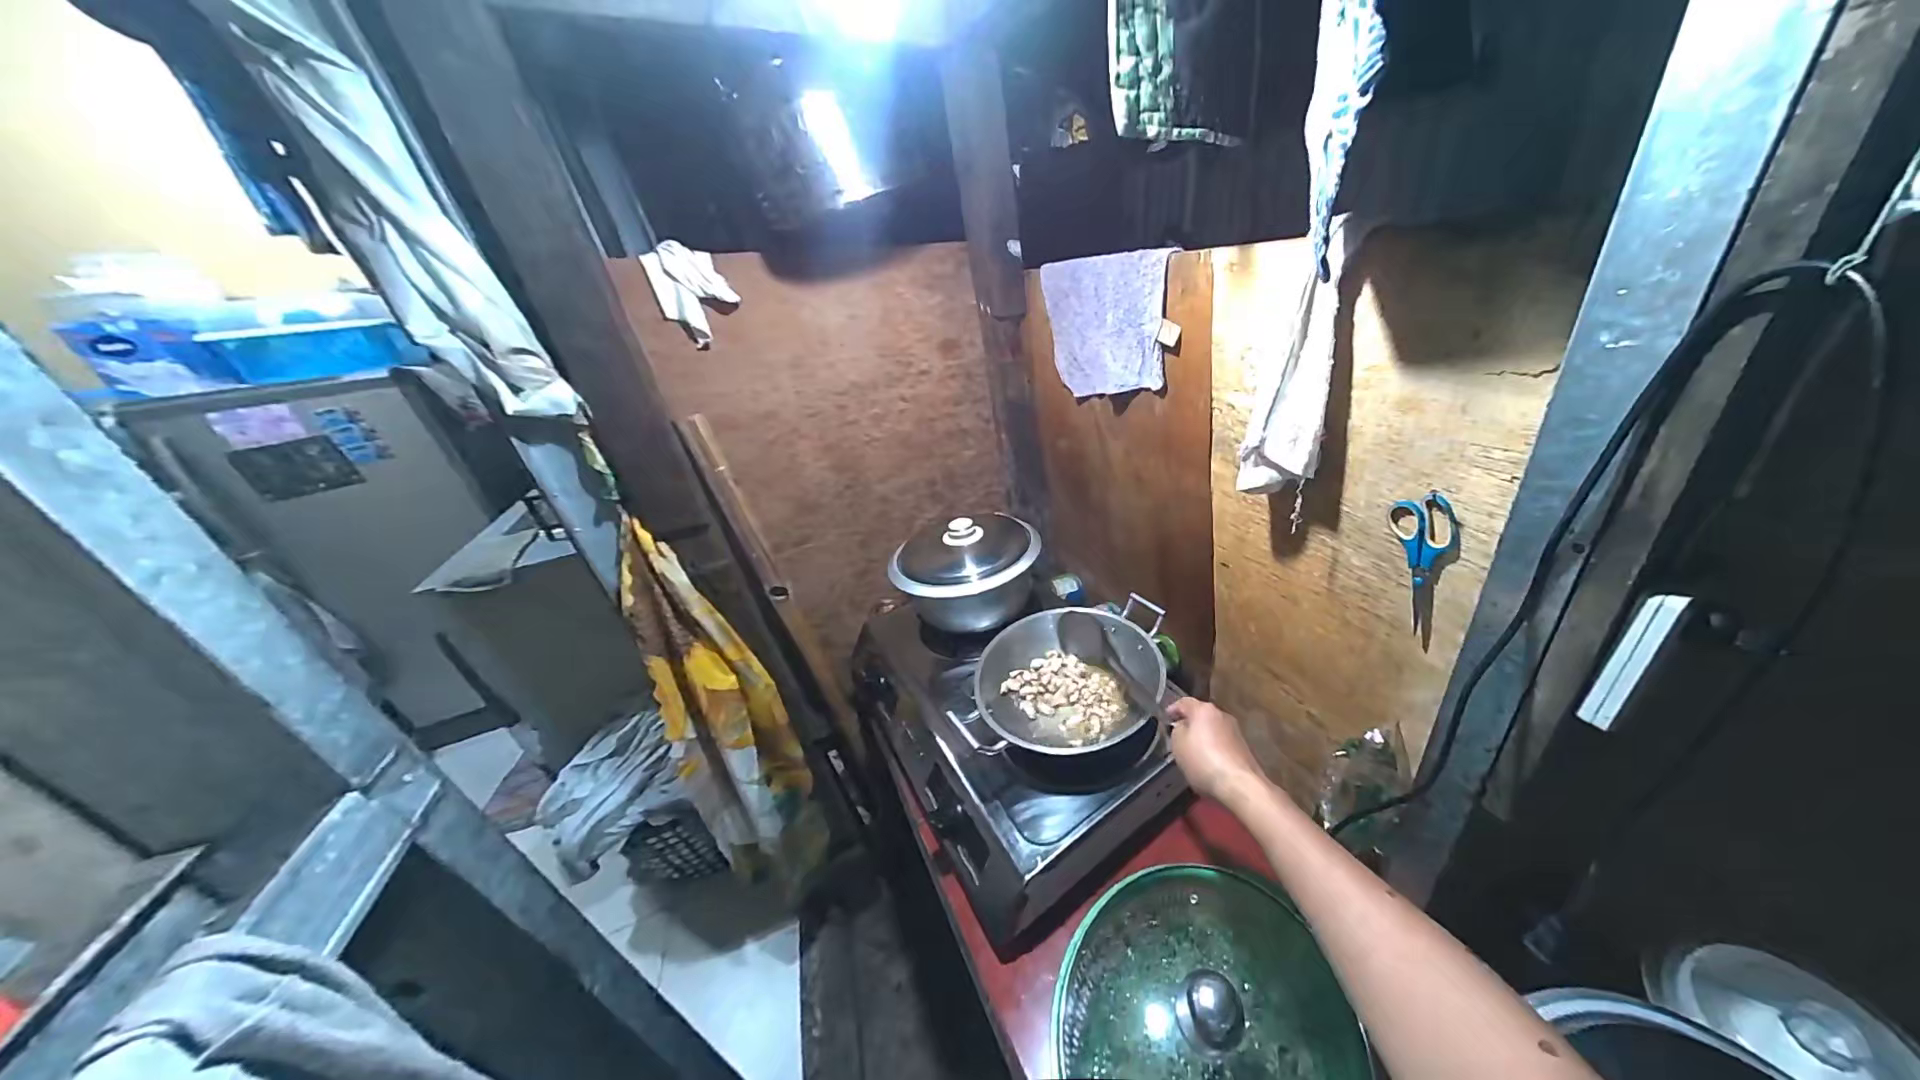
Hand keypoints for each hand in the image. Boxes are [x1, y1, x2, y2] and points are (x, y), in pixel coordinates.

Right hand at [1167, 697, 1270, 807]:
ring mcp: (1237, 733)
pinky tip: (1209, 765)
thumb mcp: (1177, 744)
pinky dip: (1214, 751)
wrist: (1240, 785)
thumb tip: (1183, 728)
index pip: (1184, 702)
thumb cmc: (1203, 760)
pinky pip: (1223, 746)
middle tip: (1178, 737)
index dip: (1173, 709)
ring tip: (1193, 754)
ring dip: (1204, 739)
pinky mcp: (1245, 750)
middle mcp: (1223, 716)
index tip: (1166, 718)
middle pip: (1202, 716)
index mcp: (1204, 710)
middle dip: (1190, 725)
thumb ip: (1177, 730)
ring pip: (1214, 731)